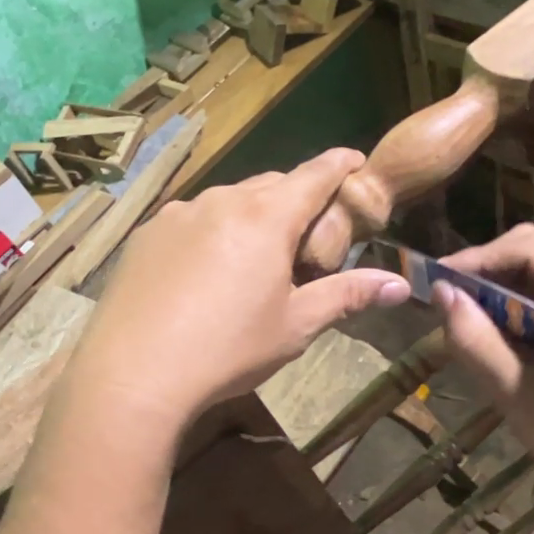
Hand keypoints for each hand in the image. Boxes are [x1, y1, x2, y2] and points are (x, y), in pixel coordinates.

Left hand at [66, 148, 412, 429]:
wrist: (132, 374)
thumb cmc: (227, 349)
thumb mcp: (295, 326)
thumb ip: (347, 295)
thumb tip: (400, 285)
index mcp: (266, 217)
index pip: (314, 173)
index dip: (339, 163)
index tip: (355, 159)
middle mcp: (222, 200)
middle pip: (271, 185)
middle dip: (295, 199)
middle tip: (307, 235)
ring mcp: (178, 213)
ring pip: (229, 200)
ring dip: (250, 216)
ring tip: (253, 258)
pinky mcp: (147, 234)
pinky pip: (192, 219)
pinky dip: (211, 231)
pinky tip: (204, 271)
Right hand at [433, 224, 533, 507]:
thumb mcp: (518, 396)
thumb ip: (477, 343)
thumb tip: (440, 292)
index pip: (531, 250)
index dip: (478, 259)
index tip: (437, 281)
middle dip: (486, 266)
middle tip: (448, 296)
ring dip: (500, 277)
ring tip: (468, 308)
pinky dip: (518, 289)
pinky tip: (499, 318)